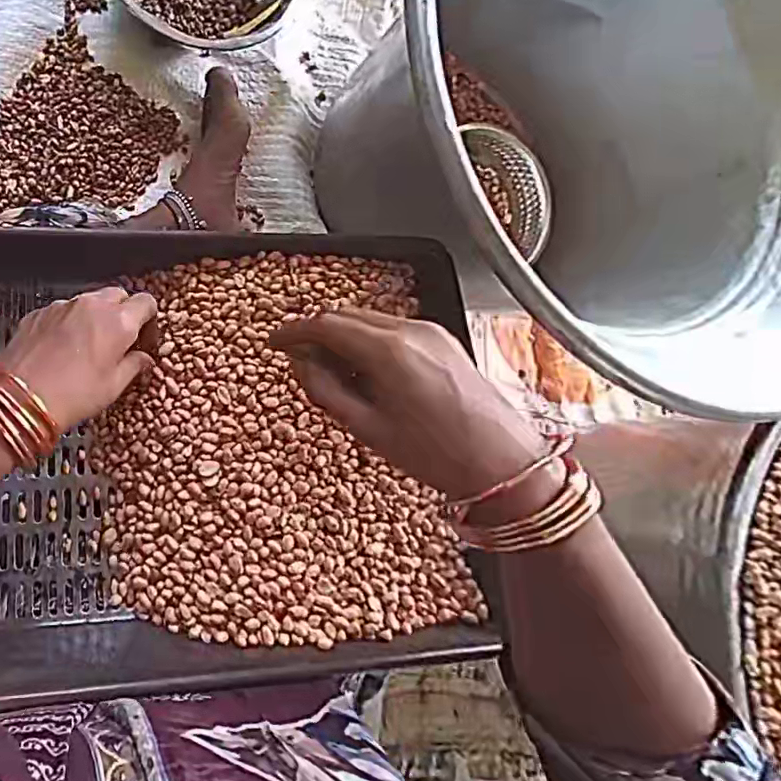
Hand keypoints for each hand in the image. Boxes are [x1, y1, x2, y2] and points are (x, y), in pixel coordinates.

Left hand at [0, 286, 157, 429]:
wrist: (20, 398)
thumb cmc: (69, 395)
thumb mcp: (113, 387)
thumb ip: (133, 365)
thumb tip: (143, 359)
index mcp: (118, 322)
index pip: (145, 302)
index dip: (148, 317)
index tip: (143, 334)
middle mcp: (91, 306)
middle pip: (117, 295)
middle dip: (121, 312)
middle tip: (118, 340)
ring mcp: (63, 306)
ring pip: (88, 301)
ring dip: (94, 316)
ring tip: (87, 346)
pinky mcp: (39, 313)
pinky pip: (61, 310)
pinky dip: (67, 322)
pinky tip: (61, 347)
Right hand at [269, 307, 546, 498]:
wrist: (505, 465)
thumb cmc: (439, 454)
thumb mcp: (366, 427)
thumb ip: (323, 388)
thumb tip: (299, 362)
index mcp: (389, 352)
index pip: (325, 325)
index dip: (292, 331)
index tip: (274, 341)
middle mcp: (411, 331)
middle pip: (344, 315)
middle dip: (316, 333)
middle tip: (299, 359)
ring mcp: (430, 332)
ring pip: (366, 319)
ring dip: (341, 337)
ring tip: (334, 373)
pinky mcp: (442, 339)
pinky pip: (390, 328)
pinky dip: (367, 341)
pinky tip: (365, 372)